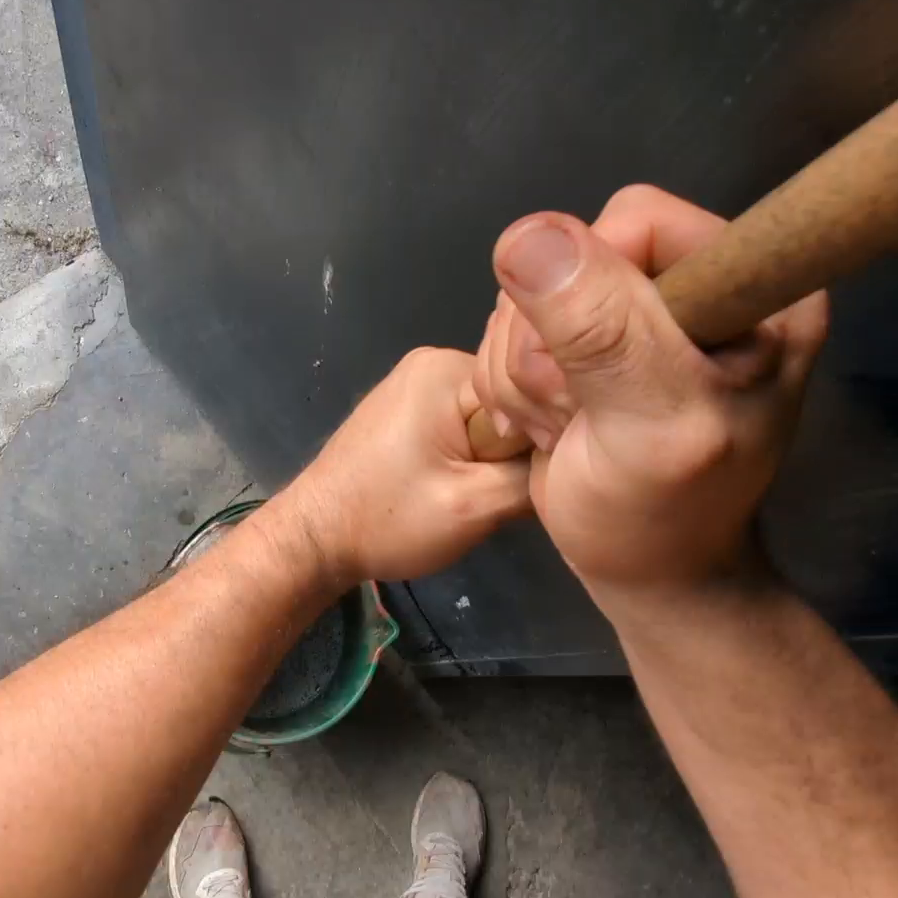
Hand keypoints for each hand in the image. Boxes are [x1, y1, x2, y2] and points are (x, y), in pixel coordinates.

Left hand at [275, 348, 531, 588]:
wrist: (317, 536)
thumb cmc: (388, 518)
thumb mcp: (475, 506)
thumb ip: (535, 476)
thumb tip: (580, 460)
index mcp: (447, 369)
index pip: (534, 389)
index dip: (545, 438)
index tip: (538, 476)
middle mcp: (434, 362)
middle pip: (514, 400)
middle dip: (518, 447)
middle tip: (501, 491)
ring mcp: (419, 382)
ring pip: (493, 415)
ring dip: (495, 455)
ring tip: (478, 490)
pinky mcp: (411, 407)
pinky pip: (467, 421)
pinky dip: (472, 453)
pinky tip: (458, 481)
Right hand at [471, 185, 827, 606]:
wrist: (642, 568)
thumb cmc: (665, 512)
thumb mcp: (648, 425)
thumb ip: (600, 331)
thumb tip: (526, 236)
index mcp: (747, 282)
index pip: (635, 219)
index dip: (589, 287)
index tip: (596, 371)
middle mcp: (690, 283)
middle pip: (565, 260)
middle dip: (544, 346)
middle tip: (576, 413)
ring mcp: (629, 313)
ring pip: (525, 295)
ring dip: (521, 371)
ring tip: (564, 427)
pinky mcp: (581, 343)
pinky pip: (507, 328)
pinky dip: (508, 383)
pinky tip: (546, 424)